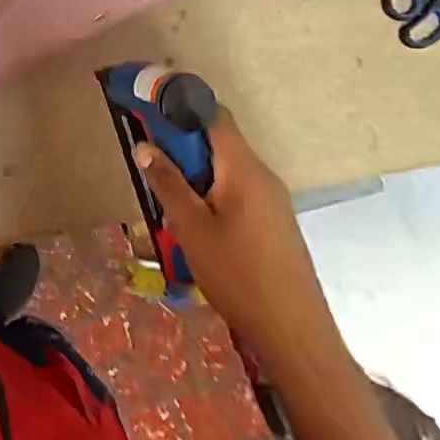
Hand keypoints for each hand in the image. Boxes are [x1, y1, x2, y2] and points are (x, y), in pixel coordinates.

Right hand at [134, 112, 318, 340]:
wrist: (294, 333)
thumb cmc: (238, 275)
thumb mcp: (191, 228)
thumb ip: (167, 183)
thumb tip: (144, 145)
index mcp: (244, 168)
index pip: (214, 115)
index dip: (182, 107)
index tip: (150, 112)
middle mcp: (262, 176)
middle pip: (219, 142)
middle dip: (183, 146)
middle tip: (151, 165)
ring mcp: (273, 200)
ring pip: (227, 170)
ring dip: (195, 174)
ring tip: (168, 200)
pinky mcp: (275, 223)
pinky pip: (238, 192)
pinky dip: (212, 193)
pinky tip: (196, 225)